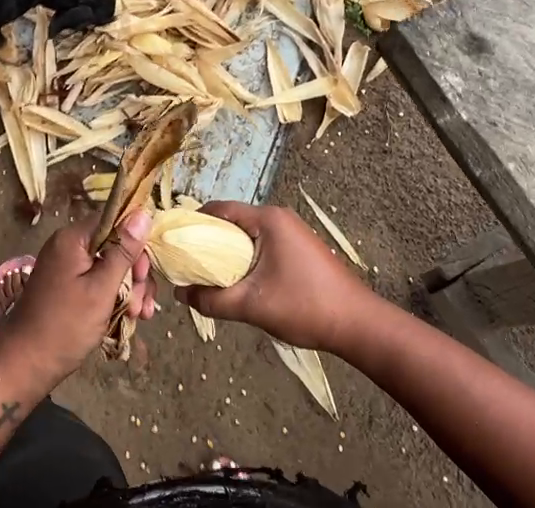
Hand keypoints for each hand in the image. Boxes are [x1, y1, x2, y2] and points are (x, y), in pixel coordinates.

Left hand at [0, 212, 156, 382]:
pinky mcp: (68, 287)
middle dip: (135, 274)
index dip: (135, 243)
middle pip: (114, 246)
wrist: (27, 363)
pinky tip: (129, 317)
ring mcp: (67, 267)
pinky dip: (115, 297)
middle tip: (143, 304)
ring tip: (138, 316)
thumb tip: (143, 212)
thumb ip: (123, 251)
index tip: (144, 273)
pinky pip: (99, 282)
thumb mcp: (102, 288)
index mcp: (72, 238)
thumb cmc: (66, 325)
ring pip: (110, 267)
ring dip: (130, 290)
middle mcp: (69, 246)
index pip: (114, 220)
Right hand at [174, 201, 373, 351]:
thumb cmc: (305, 307)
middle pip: (232, 222)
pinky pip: (262, 247)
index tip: (174, 243)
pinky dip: (246, 260)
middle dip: (208, 241)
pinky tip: (239, 284)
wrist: (360, 326)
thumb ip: (212, 300)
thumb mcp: (251, 305)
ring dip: (227, 253)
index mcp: (269, 220)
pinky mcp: (300, 251)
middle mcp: (280, 219)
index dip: (193, 223)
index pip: (219, 209)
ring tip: (209, 277)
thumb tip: (180, 295)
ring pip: (247, 237)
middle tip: (188, 264)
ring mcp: (293, 234)